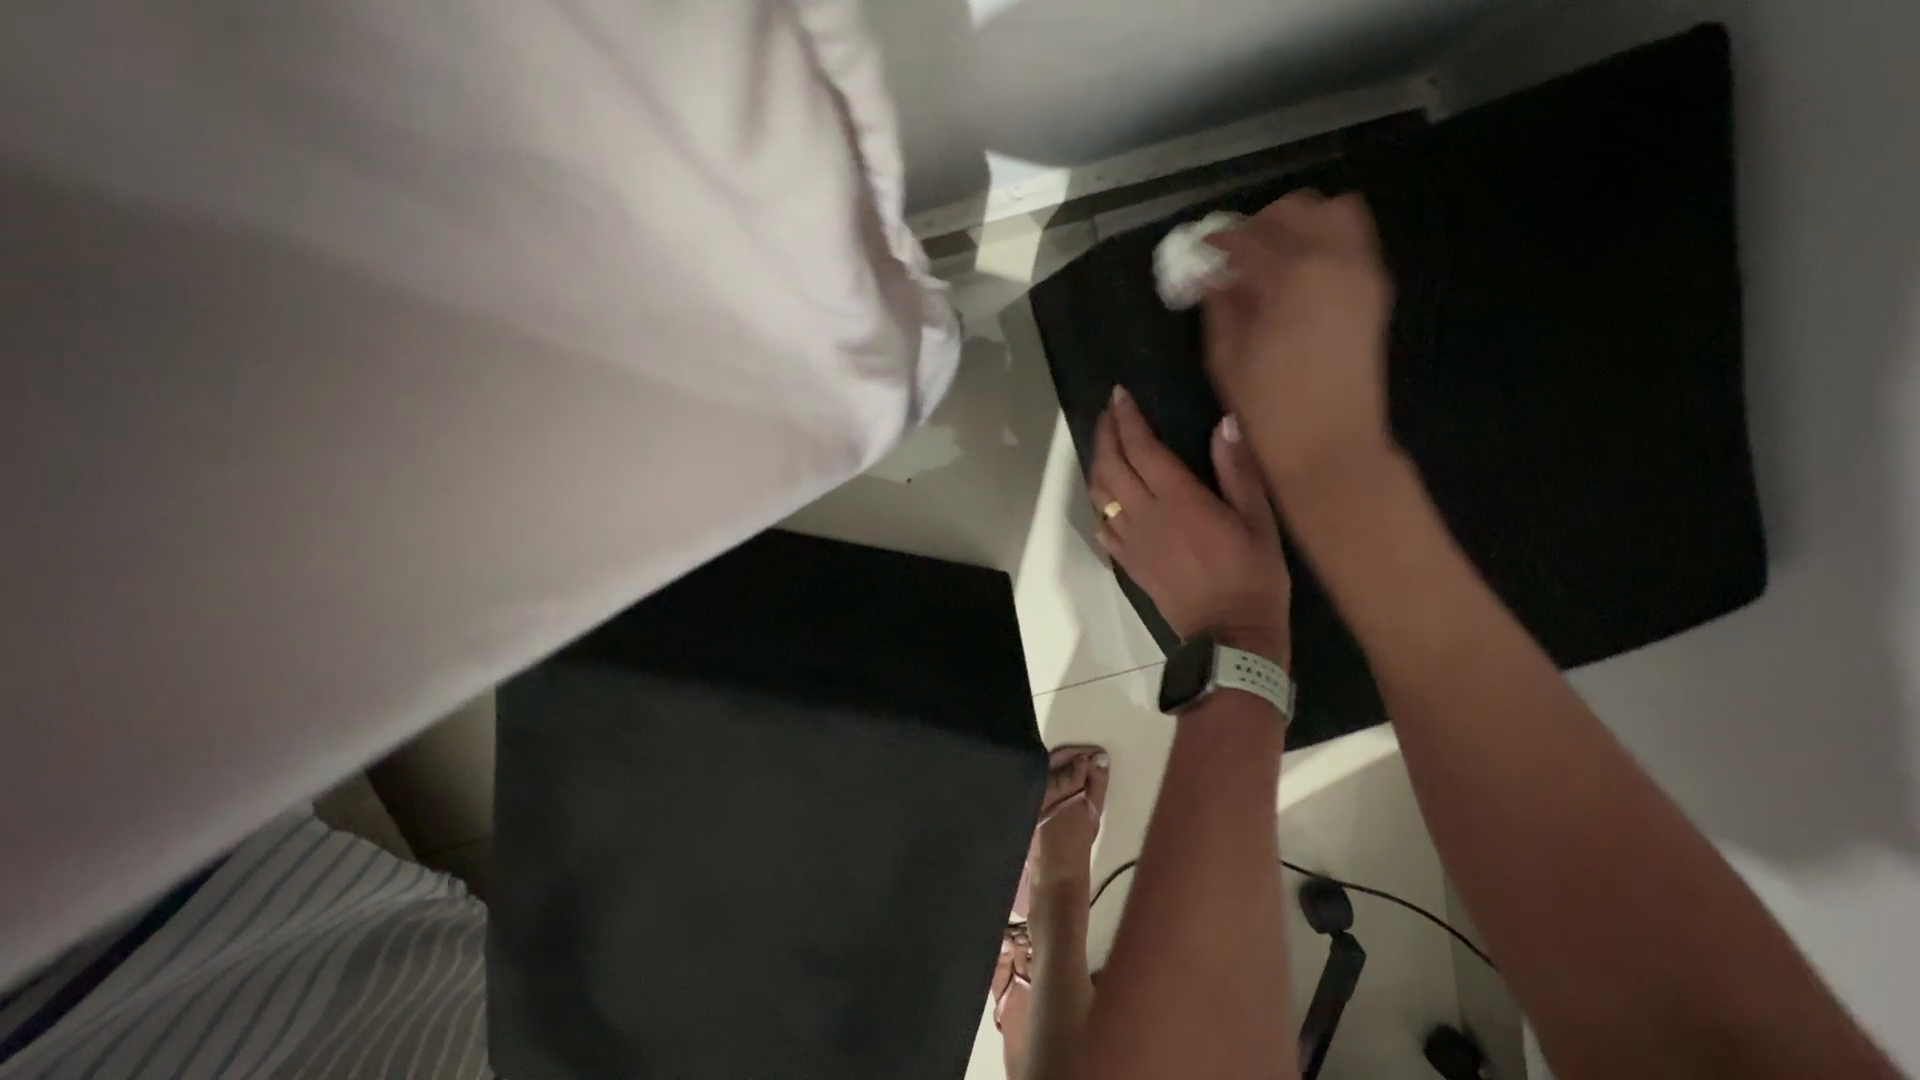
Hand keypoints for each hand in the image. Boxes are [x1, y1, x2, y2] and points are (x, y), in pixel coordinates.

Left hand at [1088, 386, 1290, 664]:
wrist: (1228, 636)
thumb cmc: (1252, 577)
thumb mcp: (1257, 521)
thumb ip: (1237, 470)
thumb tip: (1223, 423)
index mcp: (1177, 500)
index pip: (1141, 448)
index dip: (1128, 418)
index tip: (1120, 395)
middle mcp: (1145, 515)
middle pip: (1111, 465)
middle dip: (1106, 433)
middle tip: (1109, 411)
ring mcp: (1130, 540)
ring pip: (1100, 492)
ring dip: (1097, 462)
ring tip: (1105, 443)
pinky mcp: (1127, 561)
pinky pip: (1102, 523)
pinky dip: (1099, 499)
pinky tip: (1107, 493)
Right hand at [1202, 191, 1397, 500]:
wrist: (1332, 443)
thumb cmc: (1270, 406)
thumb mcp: (1227, 355)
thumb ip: (1221, 303)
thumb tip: (1215, 277)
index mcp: (1292, 273)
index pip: (1245, 237)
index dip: (1217, 243)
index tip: (1200, 253)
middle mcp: (1334, 257)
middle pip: (1297, 208)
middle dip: (1261, 224)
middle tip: (1238, 253)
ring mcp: (1362, 270)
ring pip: (1335, 212)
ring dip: (1300, 225)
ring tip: (1273, 259)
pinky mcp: (1376, 289)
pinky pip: (1352, 241)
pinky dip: (1324, 244)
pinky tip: (1298, 278)